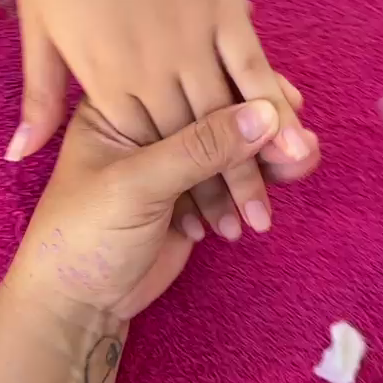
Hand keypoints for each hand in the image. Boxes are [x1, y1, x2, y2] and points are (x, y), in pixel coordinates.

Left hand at [12, 0, 312, 242]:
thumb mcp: (35, 25)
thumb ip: (38, 97)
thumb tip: (18, 153)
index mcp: (101, 75)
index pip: (145, 148)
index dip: (175, 188)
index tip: (199, 224)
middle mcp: (150, 64)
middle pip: (192, 140)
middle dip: (223, 188)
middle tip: (251, 226)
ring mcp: (191, 34)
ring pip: (228, 113)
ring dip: (256, 159)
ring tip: (277, 198)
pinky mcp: (224, 4)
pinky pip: (255, 64)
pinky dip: (275, 102)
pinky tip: (293, 130)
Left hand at [12, 96, 317, 320]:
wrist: (78, 305)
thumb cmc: (85, 235)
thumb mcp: (137, 185)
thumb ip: (199, 149)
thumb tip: (266, 115)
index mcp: (121, 101)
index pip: (187, 76)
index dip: (240, 86)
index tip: (287, 99)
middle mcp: (150, 120)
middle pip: (219, 107)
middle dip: (265, 122)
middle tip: (302, 139)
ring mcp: (175, 157)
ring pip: (233, 141)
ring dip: (270, 152)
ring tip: (303, 163)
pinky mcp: (195, 189)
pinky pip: (237, 174)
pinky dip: (264, 177)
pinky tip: (290, 178)